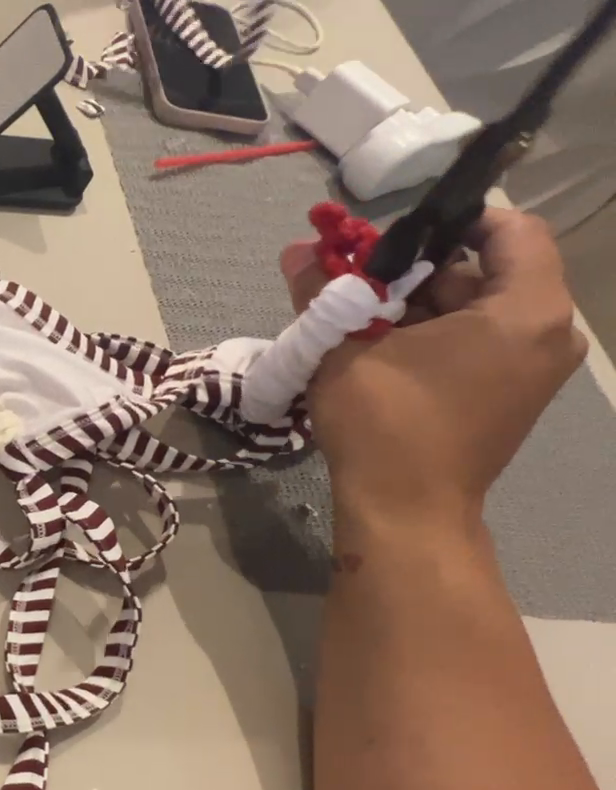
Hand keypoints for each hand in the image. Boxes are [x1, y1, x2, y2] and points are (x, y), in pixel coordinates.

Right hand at [280, 208, 587, 526]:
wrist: (405, 507)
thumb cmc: (383, 423)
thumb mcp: (342, 352)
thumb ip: (323, 295)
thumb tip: (297, 249)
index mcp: (526, 309)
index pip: (510, 231)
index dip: (449, 224)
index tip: (390, 242)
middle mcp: (548, 331)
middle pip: (486, 274)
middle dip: (416, 275)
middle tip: (354, 289)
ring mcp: (534, 367)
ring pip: (477, 312)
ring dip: (417, 311)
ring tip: (357, 327)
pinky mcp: (511, 394)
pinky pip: (477, 345)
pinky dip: (431, 340)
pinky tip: (379, 357)